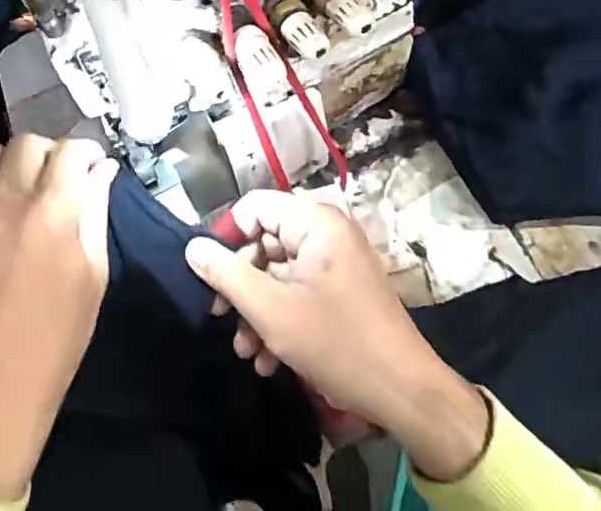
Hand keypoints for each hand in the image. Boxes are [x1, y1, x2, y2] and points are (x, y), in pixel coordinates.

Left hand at [0, 136, 121, 500]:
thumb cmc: (60, 330)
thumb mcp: (94, 271)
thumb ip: (96, 210)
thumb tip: (103, 169)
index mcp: (52, 214)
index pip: (68, 152)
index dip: (87, 151)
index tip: (95, 163)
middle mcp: (8, 203)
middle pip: (29, 143)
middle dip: (53, 150)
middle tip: (64, 174)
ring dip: (17, 159)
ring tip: (30, 182)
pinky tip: (1, 200)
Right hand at [184, 190, 492, 481]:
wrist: (407, 395)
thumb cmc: (337, 344)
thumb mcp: (271, 310)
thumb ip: (226, 274)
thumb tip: (193, 247)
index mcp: (314, 222)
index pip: (254, 206)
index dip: (226, 236)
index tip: (210, 275)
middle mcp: (326, 231)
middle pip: (264, 240)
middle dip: (240, 283)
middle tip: (220, 318)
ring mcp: (336, 260)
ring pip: (278, 271)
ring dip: (256, 308)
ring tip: (246, 349)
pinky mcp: (341, 288)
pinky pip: (298, 288)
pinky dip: (279, 317)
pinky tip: (268, 358)